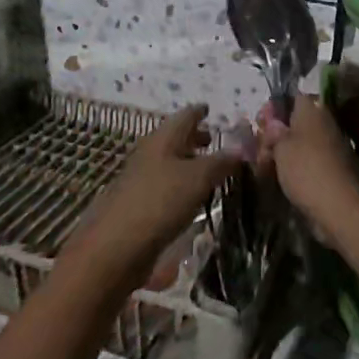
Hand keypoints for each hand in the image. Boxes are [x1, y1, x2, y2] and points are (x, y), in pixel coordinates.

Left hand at [76, 104, 238, 273]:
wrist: (114, 248)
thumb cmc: (160, 202)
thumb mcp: (200, 178)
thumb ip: (223, 161)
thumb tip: (243, 149)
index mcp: (163, 138)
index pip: (186, 115)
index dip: (200, 111)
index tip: (210, 109)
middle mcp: (150, 153)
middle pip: (175, 138)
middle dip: (194, 137)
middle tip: (213, 139)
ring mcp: (141, 180)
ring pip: (169, 162)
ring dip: (188, 162)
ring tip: (208, 170)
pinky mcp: (138, 205)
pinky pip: (164, 185)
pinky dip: (180, 184)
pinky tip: (191, 198)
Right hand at [255, 94, 358, 238]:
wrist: (339, 206)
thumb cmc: (306, 169)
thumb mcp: (281, 148)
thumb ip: (274, 133)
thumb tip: (274, 124)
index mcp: (312, 110)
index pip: (292, 98)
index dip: (273, 109)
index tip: (259, 124)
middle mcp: (322, 123)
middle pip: (292, 122)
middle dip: (272, 135)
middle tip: (258, 152)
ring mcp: (327, 146)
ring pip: (297, 143)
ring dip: (279, 153)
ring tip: (263, 169)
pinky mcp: (328, 168)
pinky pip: (304, 160)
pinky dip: (290, 167)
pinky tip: (276, 178)